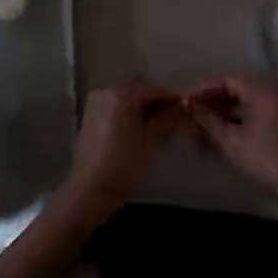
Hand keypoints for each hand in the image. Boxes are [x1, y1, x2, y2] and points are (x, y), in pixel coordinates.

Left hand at [64, 80, 186, 214]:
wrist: (91, 188)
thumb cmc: (125, 165)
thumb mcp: (151, 141)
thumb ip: (168, 119)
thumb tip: (186, 105)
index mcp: (121, 96)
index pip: (153, 90)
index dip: (172, 97)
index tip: (187, 105)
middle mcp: (106, 92)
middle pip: (138, 89)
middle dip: (156, 99)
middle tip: (175, 114)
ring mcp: (95, 103)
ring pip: (126, 97)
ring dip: (142, 104)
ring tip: (160, 121)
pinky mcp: (90, 115)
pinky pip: (115, 105)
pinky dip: (129, 110)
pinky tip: (140, 124)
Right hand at [185, 76, 277, 218]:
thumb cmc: (265, 160)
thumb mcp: (231, 141)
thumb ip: (209, 121)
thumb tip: (192, 106)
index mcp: (262, 92)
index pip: (229, 79)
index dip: (205, 87)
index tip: (188, 98)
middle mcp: (275, 94)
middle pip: (240, 87)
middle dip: (215, 97)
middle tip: (194, 109)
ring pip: (249, 100)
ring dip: (227, 108)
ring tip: (206, 121)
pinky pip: (258, 111)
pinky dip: (240, 116)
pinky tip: (227, 131)